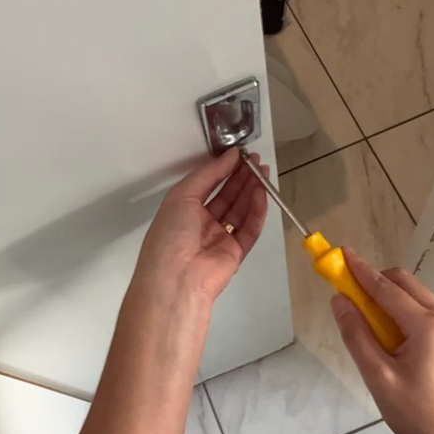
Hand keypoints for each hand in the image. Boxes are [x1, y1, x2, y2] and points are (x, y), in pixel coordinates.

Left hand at [132, 149, 269, 301]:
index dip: (224, 169)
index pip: (208, 184)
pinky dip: (257, 212)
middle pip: (227, 195)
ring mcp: (218, 238)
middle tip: (256, 162)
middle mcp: (200, 223)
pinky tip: (262, 194)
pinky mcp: (235, 253)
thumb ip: (208, 174)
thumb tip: (228, 157)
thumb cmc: (170, 237)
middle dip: (242, 177)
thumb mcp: (182, 195)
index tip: (239, 155)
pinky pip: (249, 229)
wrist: (177, 279)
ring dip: (252, 191)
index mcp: (183, 209)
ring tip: (263, 173)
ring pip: (240, 210)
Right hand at [331, 252, 433, 433]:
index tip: (341, 254)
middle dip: (375, 282)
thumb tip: (340, 302)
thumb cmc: (417, 417)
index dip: (360, 271)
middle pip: (405, 284)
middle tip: (349, 293)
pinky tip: (389, 337)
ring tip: (367, 323)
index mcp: (428, 327)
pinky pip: (425, 313)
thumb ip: (357, 335)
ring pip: (416, 297)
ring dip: (389, 298)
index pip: (387, 289)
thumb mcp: (378, 377)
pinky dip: (403, 313)